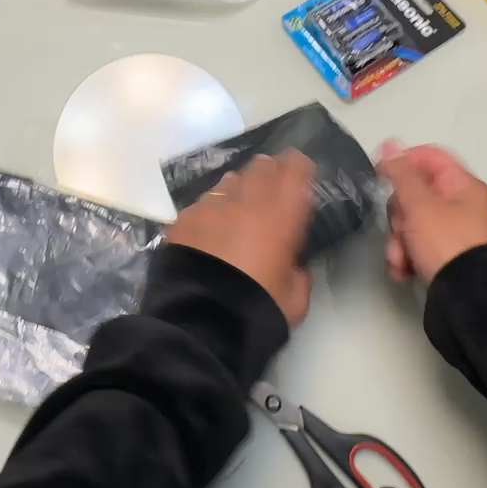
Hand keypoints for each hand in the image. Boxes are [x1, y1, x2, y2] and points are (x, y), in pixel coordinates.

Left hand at [166, 151, 315, 324]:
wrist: (202, 321)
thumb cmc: (257, 309)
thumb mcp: (295, 297)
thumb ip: (299, 271)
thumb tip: (295, 262)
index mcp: (280, 217)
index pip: (295, 173)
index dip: (299, 166)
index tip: (301, 166)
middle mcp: (246, 202)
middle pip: (261, 169)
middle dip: (269, 171)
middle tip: (273, 178)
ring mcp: (212, 206)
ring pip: (230, 182)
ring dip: (240, 187)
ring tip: (241, 203)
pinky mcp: (185, 217)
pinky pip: (204, 203)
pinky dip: (213, 209)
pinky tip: (212, 226)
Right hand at [378, 141, 486, 285]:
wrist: (474, 302)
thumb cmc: (448, 244)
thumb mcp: (420, 205)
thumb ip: (401, 173)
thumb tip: (390, 142)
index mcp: (463, 186)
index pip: (428, 156)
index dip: (401, 161)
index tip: (379, 176)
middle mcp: (463, 206)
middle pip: (416, 192)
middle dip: (398, 213)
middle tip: (398, 228)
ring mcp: (457, 233)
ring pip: (414, 222)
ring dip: (399, 239)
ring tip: (399, 258)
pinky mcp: (450, 257)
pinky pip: (421, 244)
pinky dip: (408, 255)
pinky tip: (404, 269)